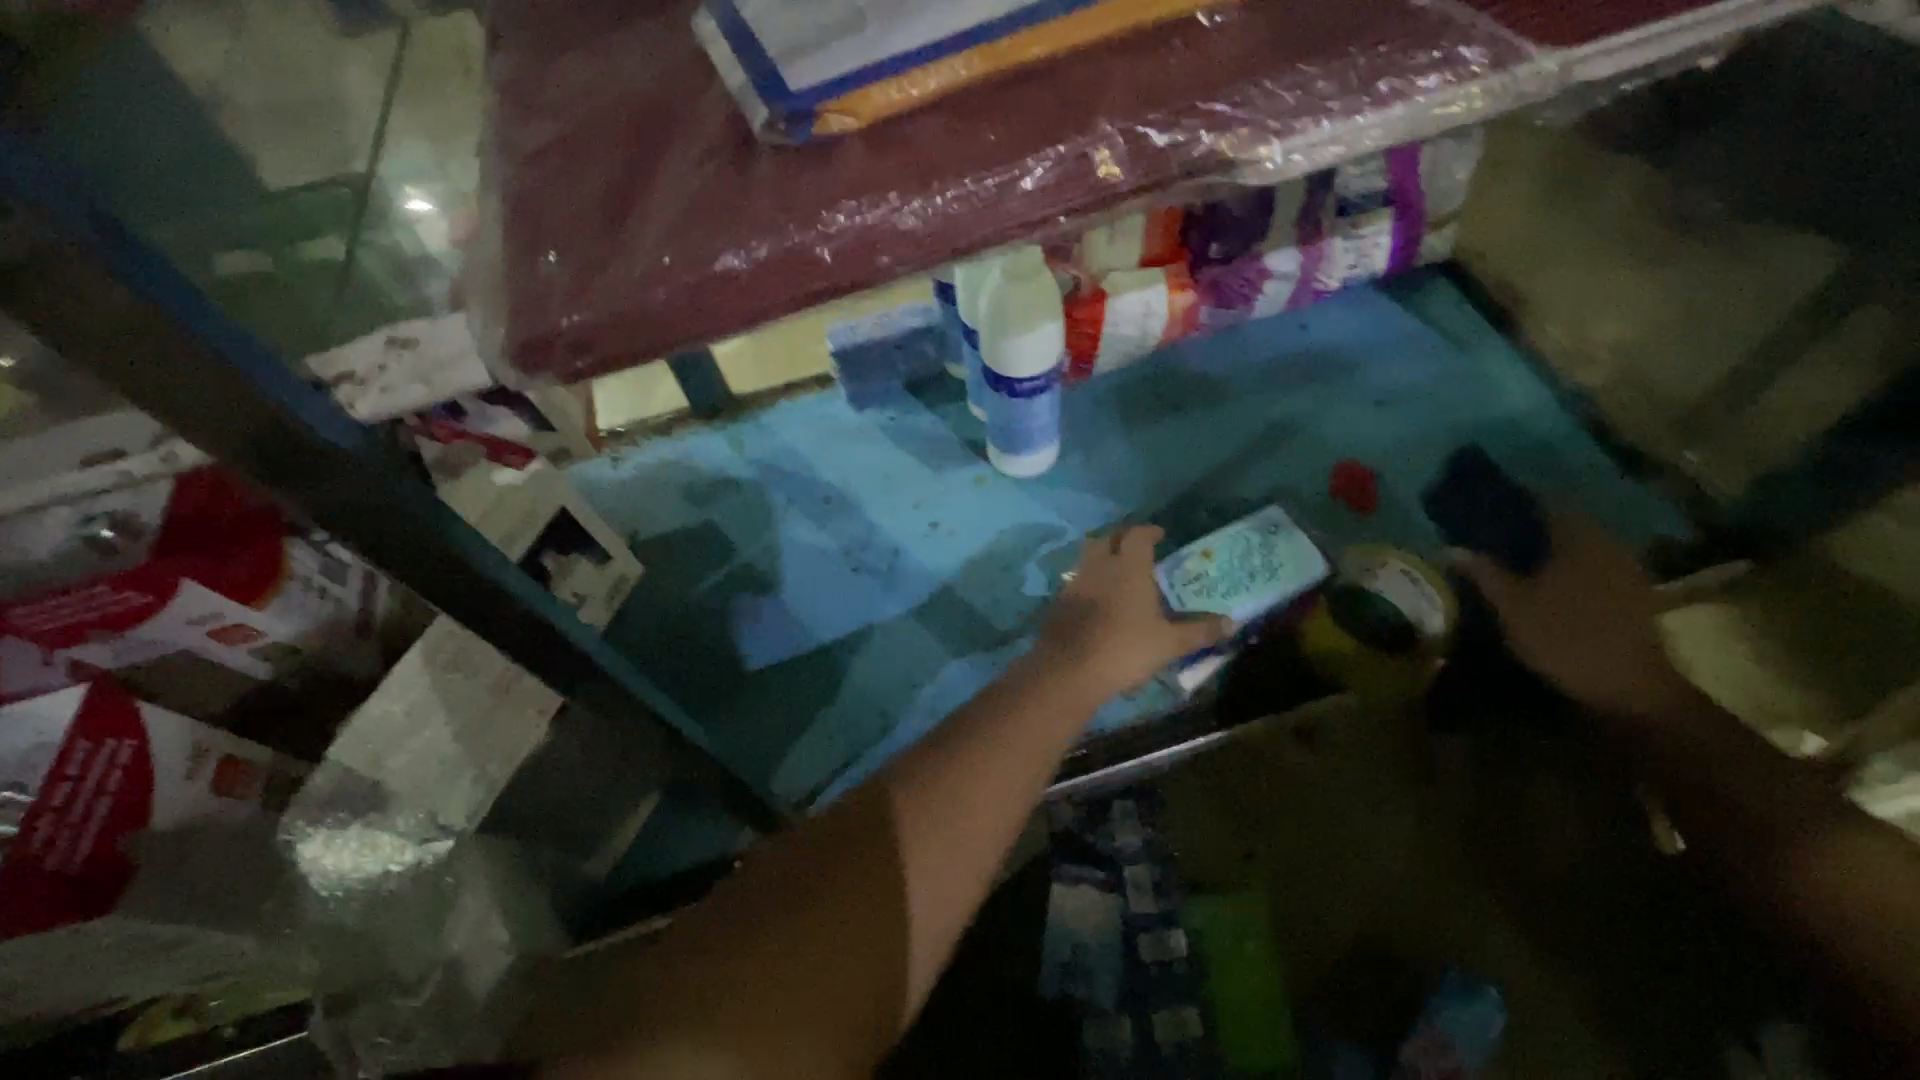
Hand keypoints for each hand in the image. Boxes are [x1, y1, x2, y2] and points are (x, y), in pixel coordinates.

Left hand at [1035, 525, 1232, 697]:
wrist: (1068, 671)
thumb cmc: (1124, 649)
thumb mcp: (1169, 643)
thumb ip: (1200, 631)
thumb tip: (1232, 622)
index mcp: (1128, 567)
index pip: (1137, 535)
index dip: (1149, 531)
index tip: (1160, 535)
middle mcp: (1098, 566)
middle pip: (1107, 538)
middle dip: (1122, 537)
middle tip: (1136, 547)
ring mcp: (1075, 583)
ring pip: (1088, 557)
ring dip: (1102, 557)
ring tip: (1118, 571)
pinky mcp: (1059, 602)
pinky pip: (1077, 580)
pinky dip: (1089, 580)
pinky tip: (1098, 598)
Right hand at [1453, 510, 1696, 717]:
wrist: (1631, 688)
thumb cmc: (1564, 638)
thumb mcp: (1512, 606)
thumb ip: (1484, 572)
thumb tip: (1451, 548)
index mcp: (1578, 537)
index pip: (1546, 500)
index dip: (1515, 501)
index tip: (1487, 507)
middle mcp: (1608, 543)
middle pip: (1566, 522)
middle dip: (1531, 526)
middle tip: (1496, 536)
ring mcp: (1627, 568)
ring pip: (1581, 546)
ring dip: (1552, 549)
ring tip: (1517, 561)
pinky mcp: (1635, 593)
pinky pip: (1595, 567)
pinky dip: (1570, 569)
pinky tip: (1549, 585)